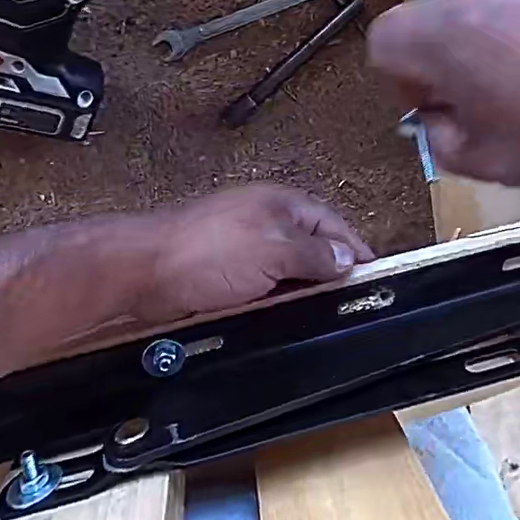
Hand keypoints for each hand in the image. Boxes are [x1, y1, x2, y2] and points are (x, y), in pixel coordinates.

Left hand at [139, 185, 375, 320]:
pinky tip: (285, 314)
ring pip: (289, 268)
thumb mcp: (273, 251)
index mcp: (282, 205)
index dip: (354, 249)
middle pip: (313, 245)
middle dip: (331, 271)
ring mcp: (246, 244)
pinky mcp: (228, 269)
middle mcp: (267, 220)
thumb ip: (313, 254)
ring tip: (323, 313)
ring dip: (303, 288)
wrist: (144, 271)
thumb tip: (345, 258)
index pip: (332, 224)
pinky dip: (278, 297)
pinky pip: (265, 283)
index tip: (374, 275)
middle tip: (351, 302)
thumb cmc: (208, 252)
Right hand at [368, 0, 519, 189]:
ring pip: (489, 8)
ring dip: (502, 48)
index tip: (451, 113)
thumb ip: (449, 143)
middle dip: (457, 67)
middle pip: (439, 23)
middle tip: (509, 112)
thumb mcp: (510, 163)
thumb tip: (442, 118)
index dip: (407, 85)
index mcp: (449, 28)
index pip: (385, 44)